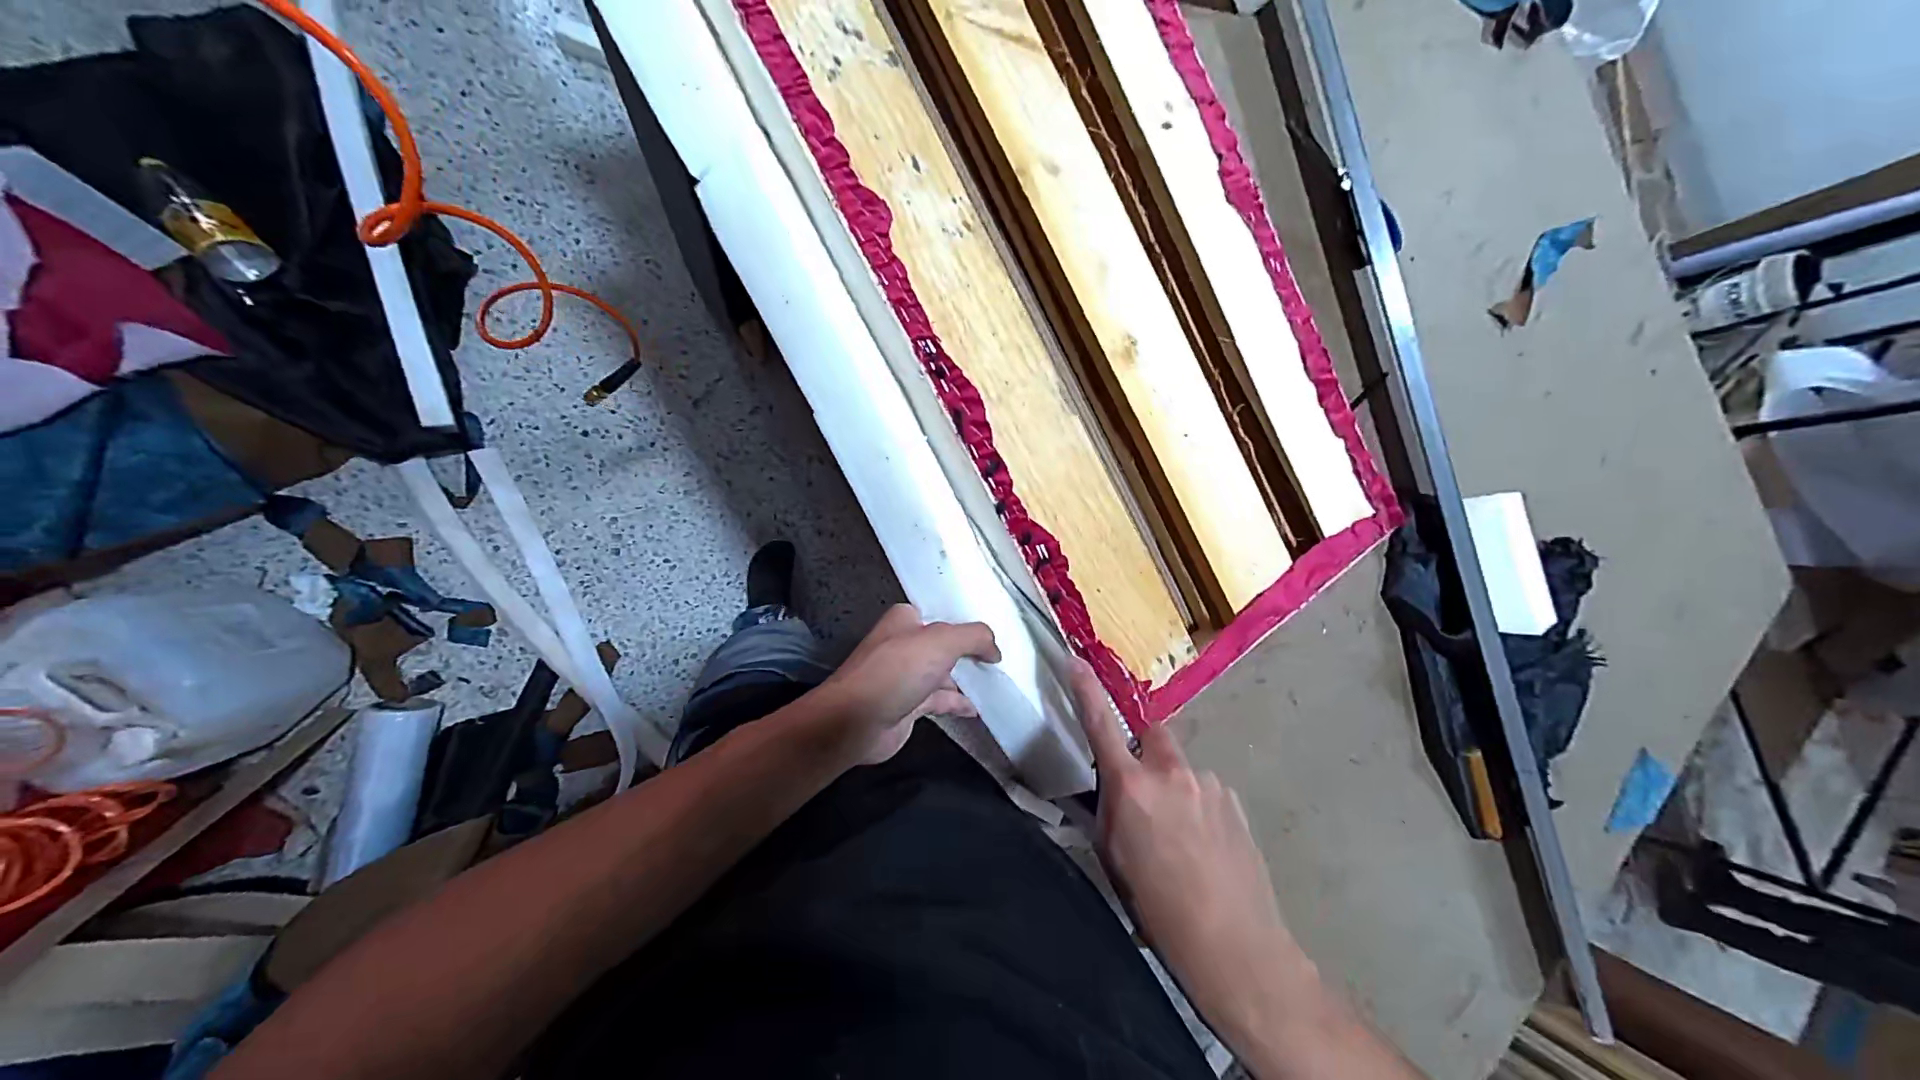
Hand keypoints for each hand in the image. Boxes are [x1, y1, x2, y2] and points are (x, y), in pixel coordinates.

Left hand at [817, 605, 999, 764]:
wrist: (856, 721)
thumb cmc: (896, 671)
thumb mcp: (942, 641)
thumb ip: (974, 637)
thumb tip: (994, 648)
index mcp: (904, 620)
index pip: (939, 614)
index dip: (964, 622)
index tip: (992, 631)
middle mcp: (903, 645)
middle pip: (943, 645)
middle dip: (968, 652)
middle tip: (999, 658)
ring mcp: (904, 677)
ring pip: (943, 674)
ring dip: (965, 679)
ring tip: (994, 683)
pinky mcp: (907, 705)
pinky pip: (940, 700)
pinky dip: (958, 703)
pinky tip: (976, 708)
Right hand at [1068, 659, 1310, 1048]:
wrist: (1234, 945)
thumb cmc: (1158, 907)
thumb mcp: (1114, 857)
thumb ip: (1109, 810)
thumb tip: (1110, 789)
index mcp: (1134, 787)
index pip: (1101, 725)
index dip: (1086, 690)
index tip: (1076, 662)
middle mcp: (1173, 773)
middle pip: (1152, 735)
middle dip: (1140, 748)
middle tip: (1137, 785)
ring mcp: (1211, 785)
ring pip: (1180, 770)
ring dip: (1171, 788)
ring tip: (1175, 837)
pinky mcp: (1235, 803)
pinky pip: (1205, 791)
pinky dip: (1196, 806)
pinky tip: (1201, 846)